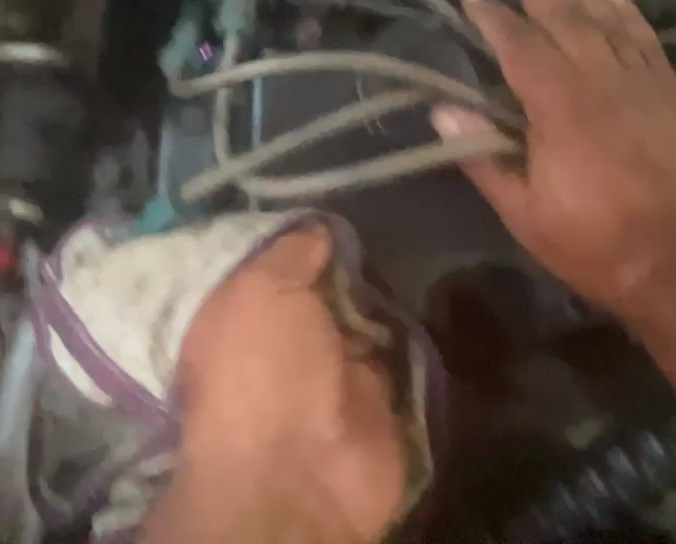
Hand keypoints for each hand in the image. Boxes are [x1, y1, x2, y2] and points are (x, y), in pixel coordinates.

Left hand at [172, 226, 407, 541]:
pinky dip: (410, 328)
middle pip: (323, 286)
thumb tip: (318, 228)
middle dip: (349, 261)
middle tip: (383, 220)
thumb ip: (290, 253)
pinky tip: (434, 289)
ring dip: (382, 292)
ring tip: (413, 245)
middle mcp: (285, 338)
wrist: (300, 472)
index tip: (333, 204)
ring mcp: (333, 368)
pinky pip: (398, 349)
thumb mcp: (262, 290)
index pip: (273, 264)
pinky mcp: (378, 395)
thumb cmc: (261, 367)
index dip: (300, 237)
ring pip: (363, 314)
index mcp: (241, 313)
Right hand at [432, 0, 675, 317]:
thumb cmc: (599, 247)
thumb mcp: (526, 214)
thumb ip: (484, 158)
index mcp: (561, 109)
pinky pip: (648, 42)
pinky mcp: (675, 99)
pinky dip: (630, 15)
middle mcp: (604, 84)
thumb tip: (443, 110)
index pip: (521, 48)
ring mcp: (646, 88)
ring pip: (609, 23)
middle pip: (567, 20)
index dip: (494, 19)